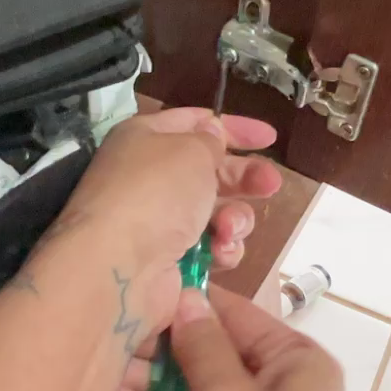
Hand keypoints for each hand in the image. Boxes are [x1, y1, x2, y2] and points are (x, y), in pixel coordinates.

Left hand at [60, 107, 280, 269]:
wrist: (119, 267)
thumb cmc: (155, 193)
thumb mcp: (191, 151)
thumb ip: (211, 141)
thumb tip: (212, 135)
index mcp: (147, 139)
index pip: (196, 123)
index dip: (234, 128)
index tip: (271, 137)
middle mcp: (151, 178)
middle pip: (212, 173)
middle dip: (245, 180)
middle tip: (271, 185)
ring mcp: (160, 223)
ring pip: (218, 215)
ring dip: (234, 220)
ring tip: (228, 229)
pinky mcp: (171, 262)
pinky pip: (211, 250)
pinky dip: (221, 251)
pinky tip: (219, 254)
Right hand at [116, 287, 369, 390]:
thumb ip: (203, 346)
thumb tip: (187, 298)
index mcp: (297, 361)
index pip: (236, 313)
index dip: (186, 301)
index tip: (132, 289)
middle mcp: (282, 389)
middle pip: (215, 352)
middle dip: (164, 347)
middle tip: (105, 336)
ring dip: (154, 385)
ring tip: (98, 370)